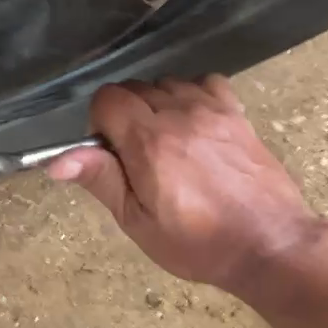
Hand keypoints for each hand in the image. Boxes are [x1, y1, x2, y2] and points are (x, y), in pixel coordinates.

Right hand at [46, 77, 326, 292]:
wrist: (270, 245)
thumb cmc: (197, 244)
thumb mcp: (138, 222)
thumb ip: (101, 180)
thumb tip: (56, 161)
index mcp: (149, 143)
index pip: (107, 98)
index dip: (99, 124)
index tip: (111, 155)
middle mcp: (180, 115)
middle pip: (134, 87)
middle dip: (124, 115)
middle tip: (135, 158)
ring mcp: (213, 111)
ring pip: (166, 84)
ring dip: (155, 105)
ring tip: (164, 144)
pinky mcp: (237, 115)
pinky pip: (204, 82)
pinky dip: (190, 95)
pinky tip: (192, 126)